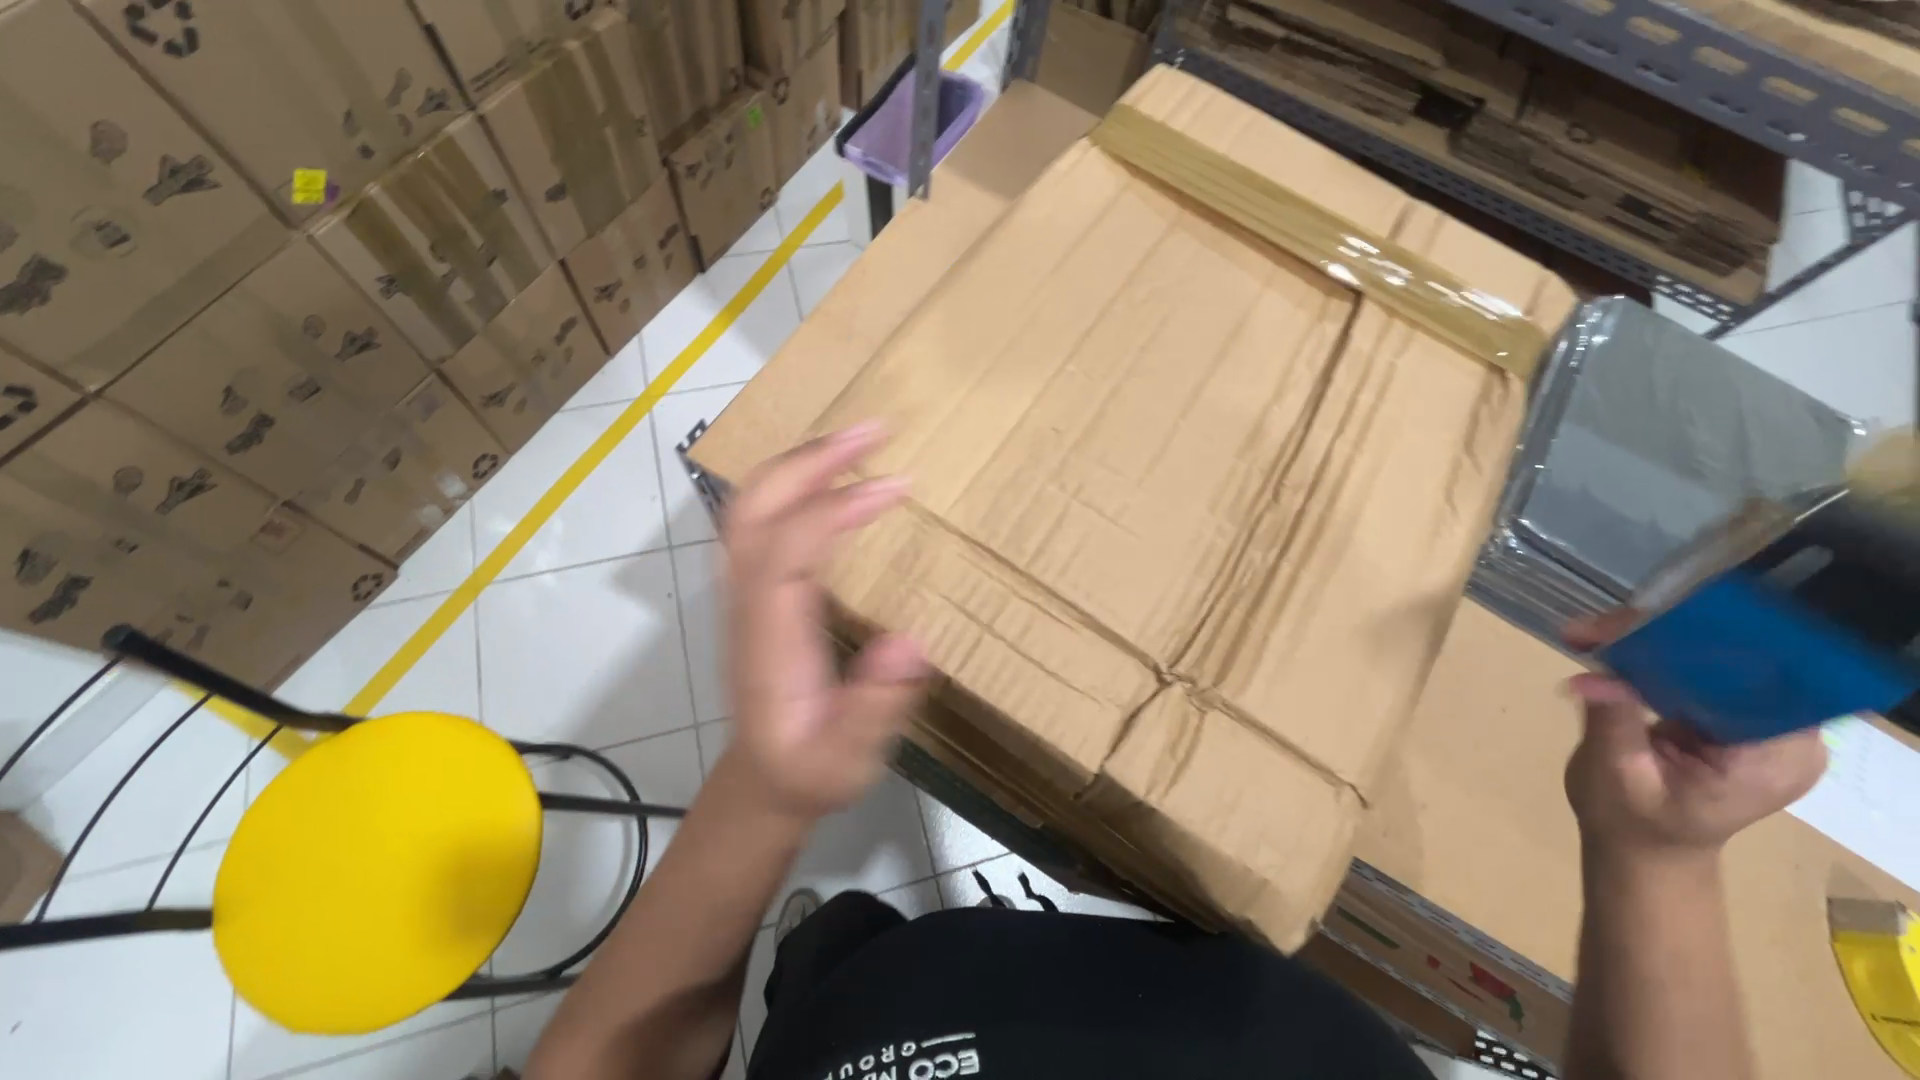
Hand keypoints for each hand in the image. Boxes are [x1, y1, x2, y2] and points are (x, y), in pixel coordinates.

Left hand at [721, 422, 927, 820]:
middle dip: (811, 459)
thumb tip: (913, 640)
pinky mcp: (750, 592)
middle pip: (755, 508)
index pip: (788, 549)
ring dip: (800, 462)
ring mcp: (741, 593)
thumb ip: (875, 705)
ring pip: (749, 506)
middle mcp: (746, 603)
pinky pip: (758, 520)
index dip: (836, 508)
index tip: (896, 485)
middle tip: (874, 428)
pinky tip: (831, 475)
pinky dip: (793, 484)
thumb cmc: (809, 769)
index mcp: (770, 637)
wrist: (763, 780)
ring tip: (858, 438)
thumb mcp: (849, 757)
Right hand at [1562, 614, 1827, 857]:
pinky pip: (1697, 670)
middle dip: (1663, 636)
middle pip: (1734, 661)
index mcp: (1774, 755)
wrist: (1641, 851)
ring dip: (1650, 640)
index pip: (1756, 679)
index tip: (1636, 629)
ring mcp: (1759, 722)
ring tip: (1589, 633)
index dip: (1700, 647)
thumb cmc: (1632, 824)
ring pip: (1712, 658)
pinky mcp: (1730, 714)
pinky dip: (1650, 655)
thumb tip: (1592, 677)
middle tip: (1595, 629)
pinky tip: (1608, 646)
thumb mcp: (1616, 777)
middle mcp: (1784, 733)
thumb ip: (1614, 724)